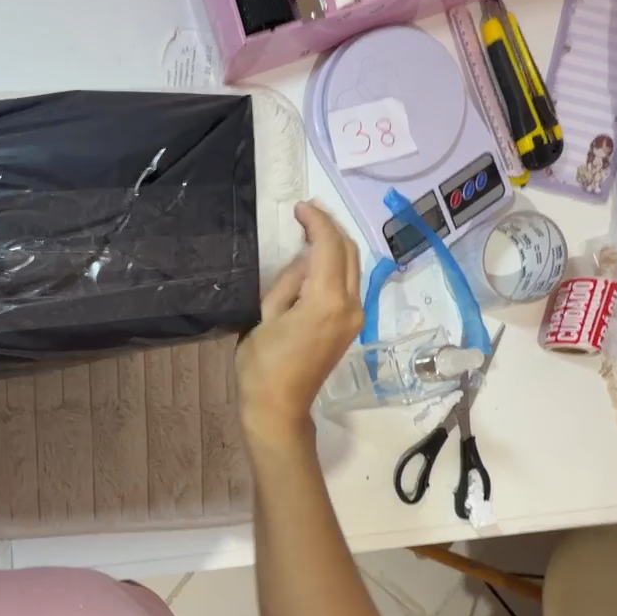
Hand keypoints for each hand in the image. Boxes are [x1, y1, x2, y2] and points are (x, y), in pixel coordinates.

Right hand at [236, 201, 364, 449]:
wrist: (279, 408)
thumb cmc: (261, 368)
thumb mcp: (264, 319)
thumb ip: (287, 284)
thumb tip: (303, 261)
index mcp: (326, 301)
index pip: (328, 247)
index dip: (317, 222)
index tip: (300, 207)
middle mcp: (350, 304)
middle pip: (349, 251)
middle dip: (330, 228)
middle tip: (306, 214)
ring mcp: (355, 316)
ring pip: (353, 266)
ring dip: (335, 245)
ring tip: (310, 233)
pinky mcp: (350, 325)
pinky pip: (349, 283)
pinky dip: (336, 265)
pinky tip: (315, 262)